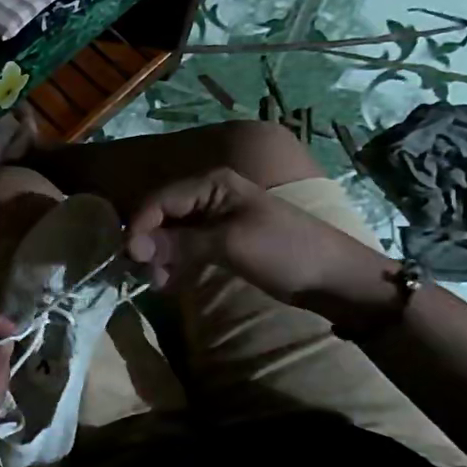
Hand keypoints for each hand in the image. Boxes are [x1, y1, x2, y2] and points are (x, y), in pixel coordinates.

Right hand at [125, 165, 399, 328]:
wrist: (336, 279)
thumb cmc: (285, 251)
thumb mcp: (229, 244)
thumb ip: (179, 242)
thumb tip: (133, 247)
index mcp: (211, 183)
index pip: (159, 199)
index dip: (140, 225)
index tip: (130, 256)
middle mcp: (207, 195)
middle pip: (160, 214)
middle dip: (148, 243)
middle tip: (146, 274)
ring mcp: (213, 218)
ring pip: (169, 232)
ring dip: (159, 256)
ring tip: (160, 282)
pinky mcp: (219, 240)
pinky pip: (184, 246)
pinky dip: (173, 262)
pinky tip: (171, 281)